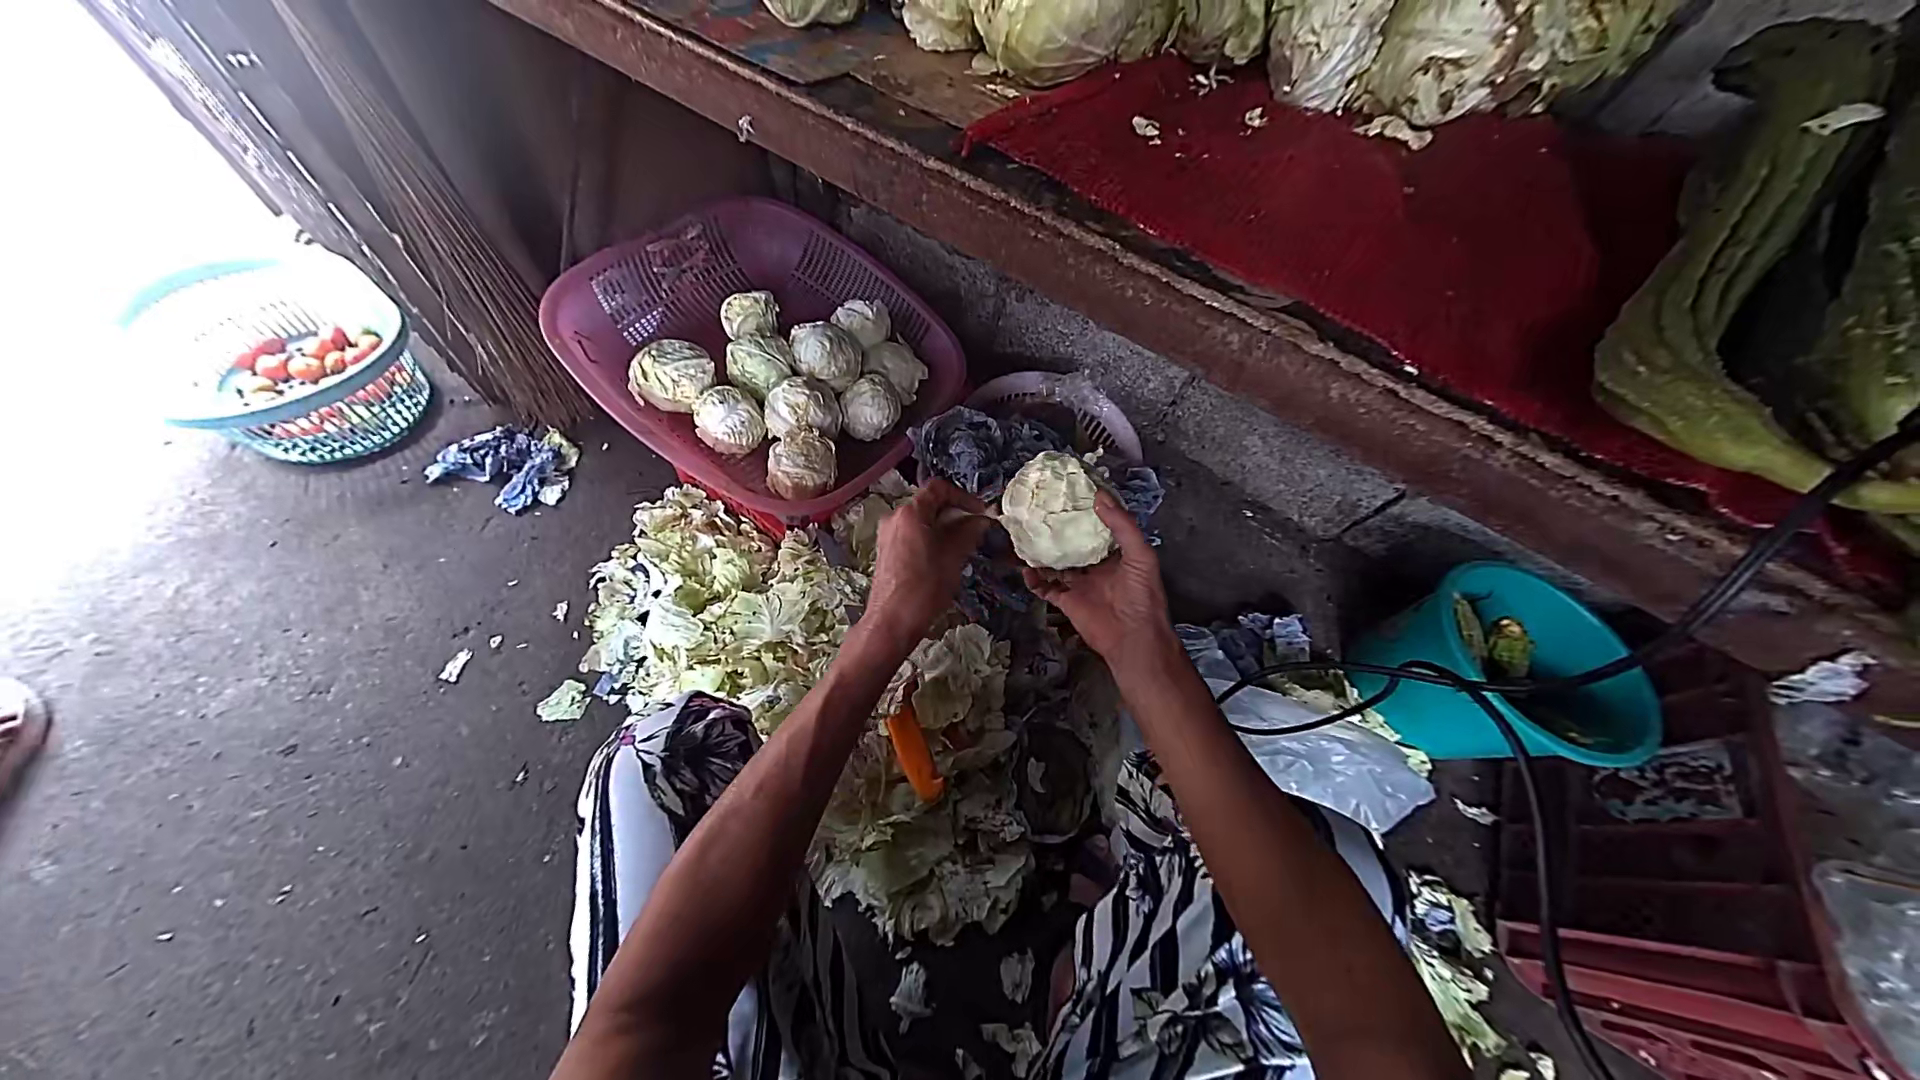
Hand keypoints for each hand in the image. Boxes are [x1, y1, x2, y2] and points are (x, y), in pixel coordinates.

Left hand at [864, 478, 991, 645]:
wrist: (892, 622)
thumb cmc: (923, 589)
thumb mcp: (954, 557)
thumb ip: (968, 532)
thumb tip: (981, 520)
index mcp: (910, 513)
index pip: (939, 488)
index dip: (963, 496)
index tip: (979, 512)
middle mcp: (894, 519)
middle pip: (929, 504)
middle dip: (955, 514)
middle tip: (975, 529)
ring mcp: (887, 536)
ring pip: (921, 521)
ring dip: (944, 528)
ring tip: (963, 546)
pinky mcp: (887, 552)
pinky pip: (912, 535)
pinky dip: (930, 539)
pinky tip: (944, 558)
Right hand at [1023, 491, 1174, 665]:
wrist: (1133, 637)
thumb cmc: (1142, 595)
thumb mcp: (1140, 554)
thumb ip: (1122, 525)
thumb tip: (1100, 497)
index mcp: (1116, 556)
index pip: (1099, 531)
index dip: (1087, 515)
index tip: (1070, 497)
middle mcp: (1096, 569)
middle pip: (1074, 547)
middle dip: (1061, 533)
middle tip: (1043, 514)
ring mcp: (1080, 586)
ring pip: (1056, 566)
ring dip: (1043, 554)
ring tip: (1027, 537)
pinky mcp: (1067, 602)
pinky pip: (1046, 588)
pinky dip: (1034, 580)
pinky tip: (1025, 568)